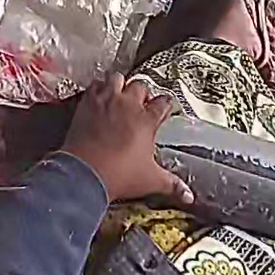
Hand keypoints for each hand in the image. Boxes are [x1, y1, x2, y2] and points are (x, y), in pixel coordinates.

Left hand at [61, 73, 193, 204]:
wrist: (86, 170)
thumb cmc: (120, 174)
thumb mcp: (151, 180)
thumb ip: (172, 184)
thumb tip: (189, 196)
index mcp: (146, 119)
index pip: (162, 103)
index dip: (164, 104)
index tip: (164, 107)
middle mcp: (128, 104)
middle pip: (140, 85)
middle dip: (142, 92)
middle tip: (141, 103)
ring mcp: (106, 100)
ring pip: (117, 78)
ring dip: (120, 85)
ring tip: (120, 95)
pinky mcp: (88, 101)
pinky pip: (95, 84)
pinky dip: (99, 87)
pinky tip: (100, 96)